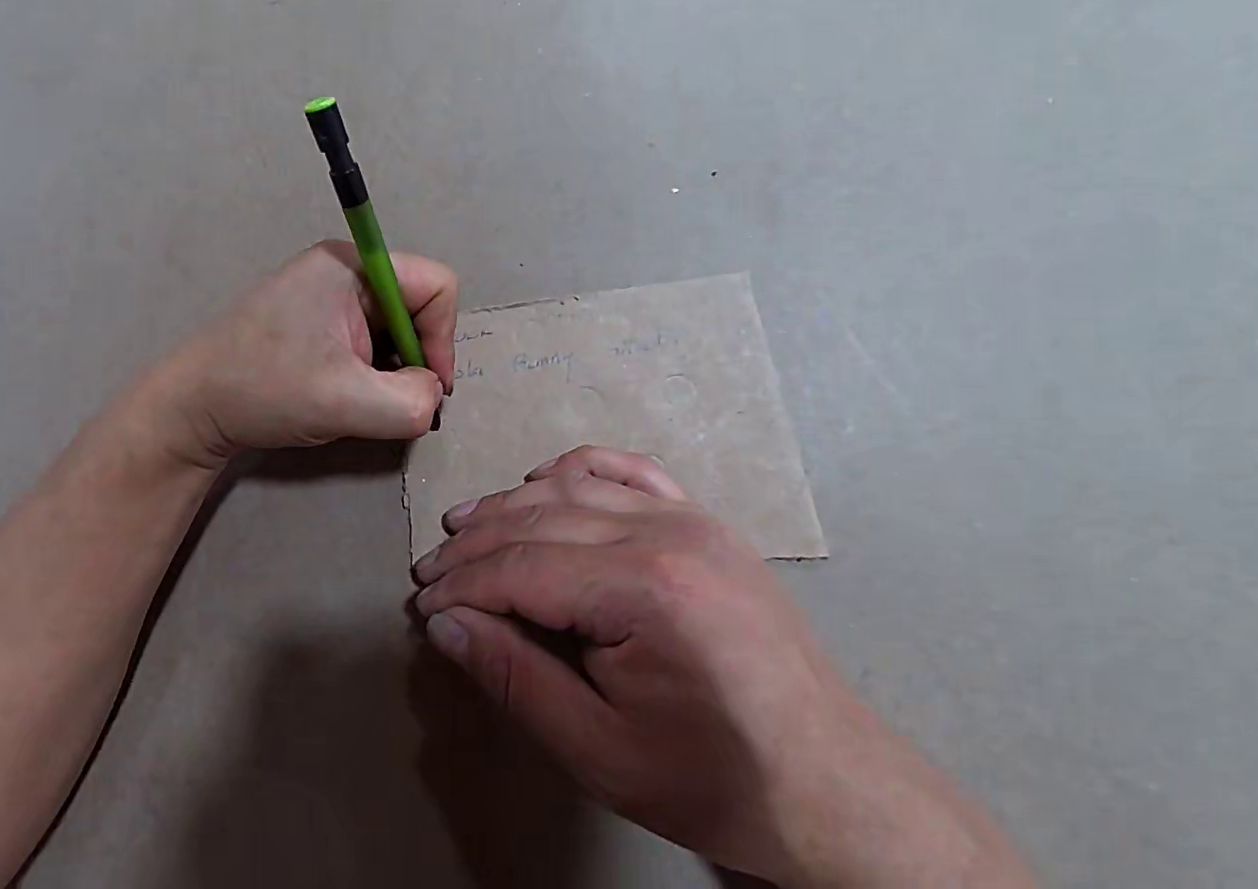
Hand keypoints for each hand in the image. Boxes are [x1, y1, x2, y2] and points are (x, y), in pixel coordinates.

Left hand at [150, 241, 457, 467]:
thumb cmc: (263, 391)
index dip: (443, 338)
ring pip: (392, 328)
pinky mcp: (312, 321)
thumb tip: (431, 393)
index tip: (429, 387)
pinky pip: (366, 341)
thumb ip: (412, 401)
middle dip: (415, 358)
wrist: (192, 408)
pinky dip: (370, 373)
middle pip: (415, 306)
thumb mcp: (348, 402)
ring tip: (362, 403)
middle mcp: (340, 270)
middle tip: (394, 402)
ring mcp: (324, 295)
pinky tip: (344, 397)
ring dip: (391, 371)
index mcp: (349, 265)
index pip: (436, 285)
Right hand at [411, 446, 1035, 888]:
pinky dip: (573, 470)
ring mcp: (691, 517)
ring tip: (462, 528)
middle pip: (537, 520)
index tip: (422, 605)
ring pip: (571, 486)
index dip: (461, 586)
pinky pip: (625, 470)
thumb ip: (514, 676)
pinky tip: (539, 482)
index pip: (519, 568)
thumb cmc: (714, 779)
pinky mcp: (704, 520)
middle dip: (472, 547)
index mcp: (645, 591)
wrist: (835, 786)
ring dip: (508, 505)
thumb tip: (445, 622)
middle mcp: (667, 533)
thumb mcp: (599, 750)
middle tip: (430, 573)